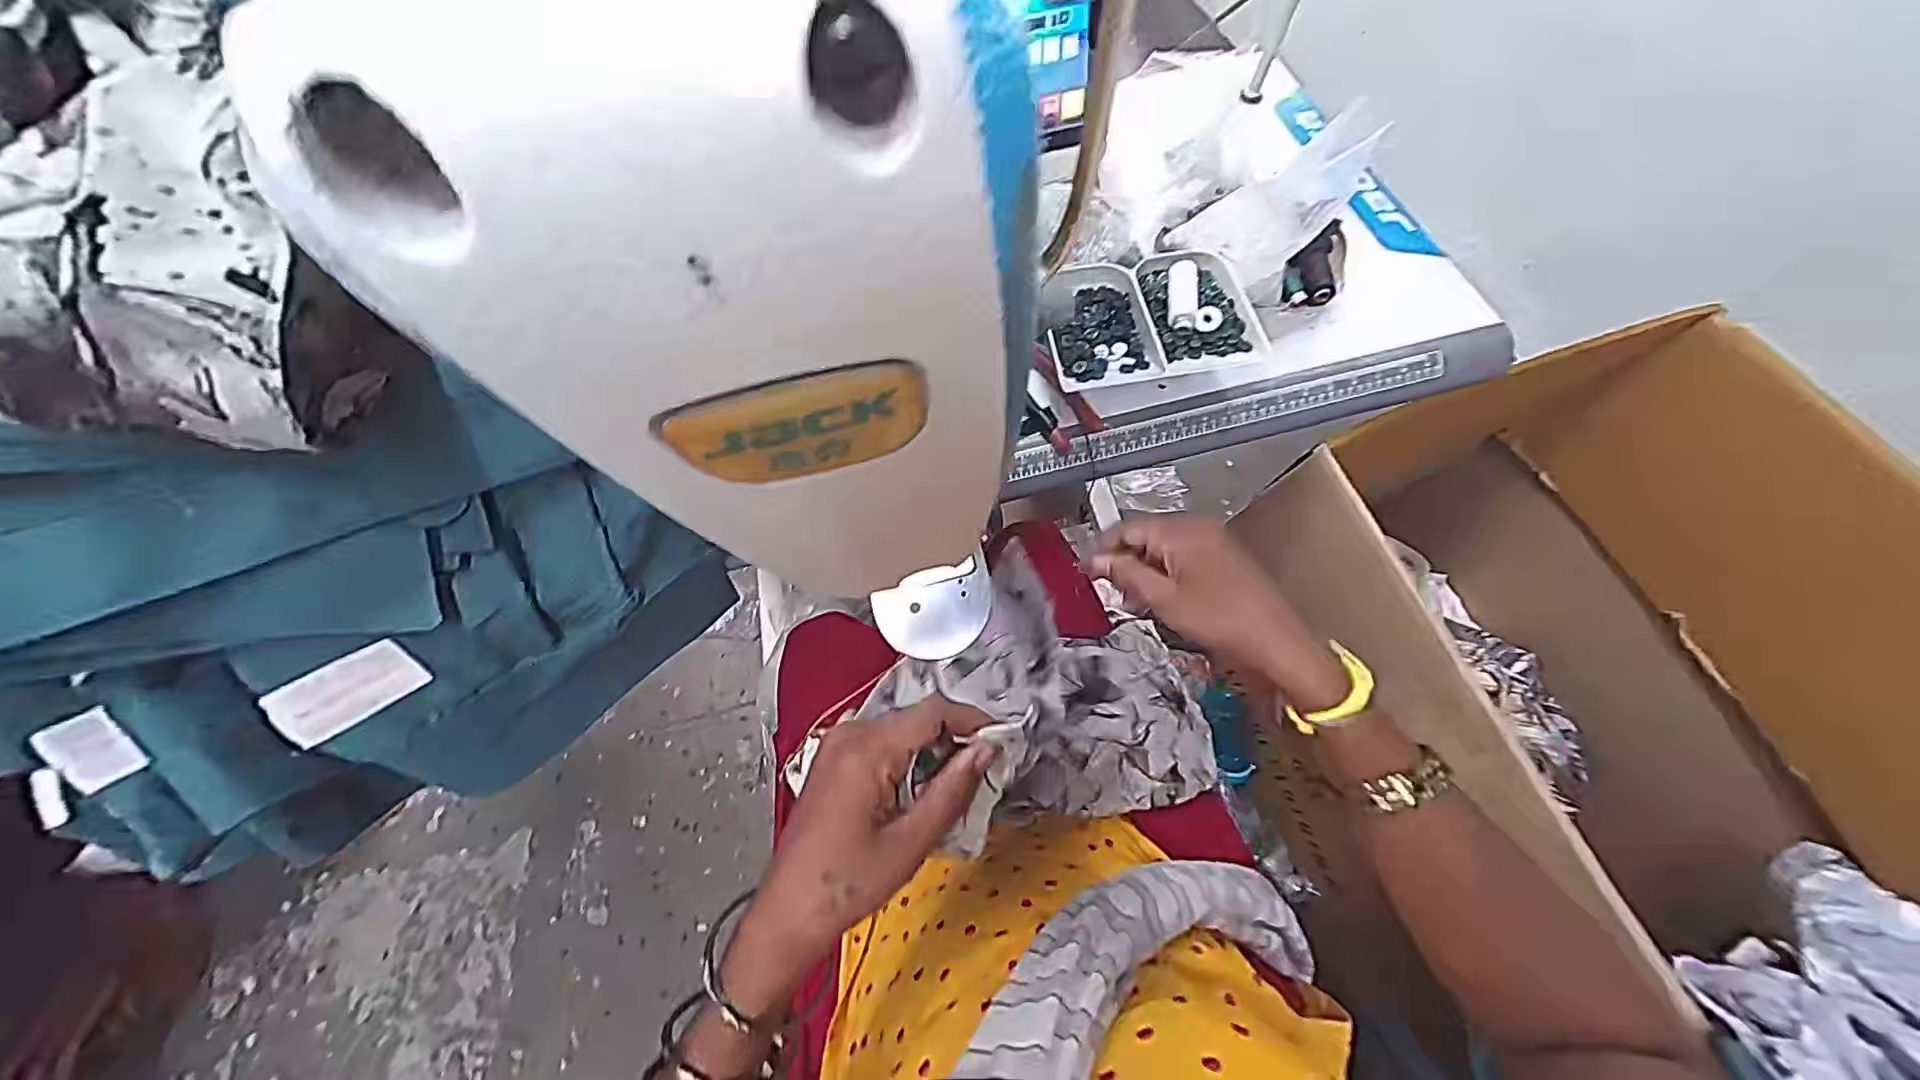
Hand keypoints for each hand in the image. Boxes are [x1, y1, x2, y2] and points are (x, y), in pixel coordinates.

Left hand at [722, 698, 997, 1013]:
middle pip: (918, 717)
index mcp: (867, 749)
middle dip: (954, 739)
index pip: (934, 711)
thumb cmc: (844, 884)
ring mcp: (837, 744)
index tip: (999, 738)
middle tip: (981, 771)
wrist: (789, 911)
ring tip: (950, 789)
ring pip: (902, 728)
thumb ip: (953, 788)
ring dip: (931, 750)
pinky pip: (882, 741)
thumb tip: (984, 750)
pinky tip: (917, 791)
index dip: (972, 720)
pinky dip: (907, 757)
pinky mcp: (833, 757)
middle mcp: (849, 735)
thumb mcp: (912, 840)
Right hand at [1088, 515, 1349, 708]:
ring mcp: (1213, 540)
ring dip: (1144, 570)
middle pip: (1145, 536)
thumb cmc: (1223, 621)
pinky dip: (1166, 573)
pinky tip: (1163, 599)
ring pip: (1162, 547)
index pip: (1127, 529)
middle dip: (1124, 562)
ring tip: (1138, 600)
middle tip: (1112, 591)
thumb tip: (1098, 561)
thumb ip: (1125, 574)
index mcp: (1182, 531)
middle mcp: (1198, 527)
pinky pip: (1182, 555)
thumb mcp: (1163, 600)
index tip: (1088, 572)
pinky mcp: (1223, 556)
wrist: (1276, 642)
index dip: (1103, 551)